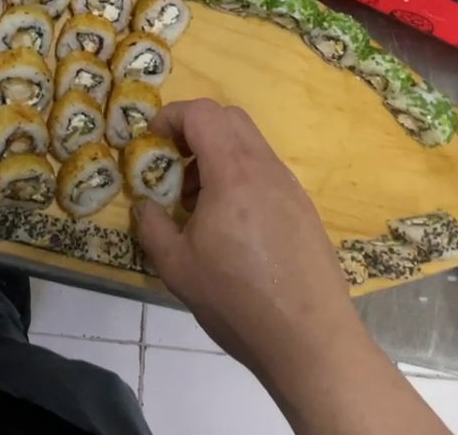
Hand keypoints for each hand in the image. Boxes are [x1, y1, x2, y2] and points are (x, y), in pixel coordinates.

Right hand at [131, 99, 353, 372]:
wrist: (312, 343)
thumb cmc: (238, 300)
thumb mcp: (177, 266)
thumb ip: (152, 226)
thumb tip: (145, 205)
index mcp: (233, 173)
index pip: (202, 113)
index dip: (171, 117)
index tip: (152, 143)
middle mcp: (265, 168)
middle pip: (228, 117)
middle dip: (194, 128)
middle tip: (173, 162)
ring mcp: (289, 187)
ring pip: (249, 143)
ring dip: (217, 153)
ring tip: (198, 199)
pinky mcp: (303, 208)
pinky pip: (265, 170)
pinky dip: (239, 175)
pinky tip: (229, 222)